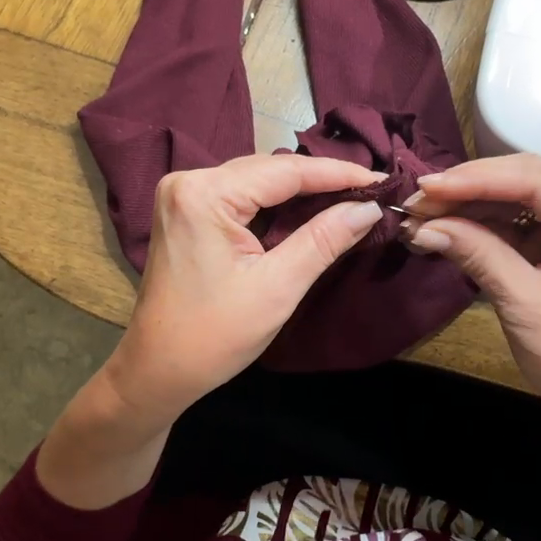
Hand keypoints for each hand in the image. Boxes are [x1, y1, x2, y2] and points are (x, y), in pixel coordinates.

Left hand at [104, 153, 385, 422]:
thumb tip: (369, 207)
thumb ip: (323, 239)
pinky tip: (309, 208)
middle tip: (372, 191)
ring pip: (255, 180)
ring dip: (301, 190)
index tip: (383, 180)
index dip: (338, 174)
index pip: (284, 170)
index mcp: (203, 194)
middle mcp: (187, 181)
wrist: (158, 370)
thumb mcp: (277, 287)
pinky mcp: (185, 212)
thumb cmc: (214, 336)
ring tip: (351, 196)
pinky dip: (275, 203)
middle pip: (268, 170)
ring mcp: (182, 195)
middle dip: (321, 180)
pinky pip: (240, 195)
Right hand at [401, 154, 540, 440]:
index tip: (427, 186)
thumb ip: (479, 256)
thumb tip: (422, 226)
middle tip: (416, 199)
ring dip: (470, 202)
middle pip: (530, 179)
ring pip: (520, 194)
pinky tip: (446, 223)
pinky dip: (482, 220)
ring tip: (421, 212)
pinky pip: (520, 216)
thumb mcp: (526, 309)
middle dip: (469, 187)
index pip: (540, 182)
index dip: (479, 179)